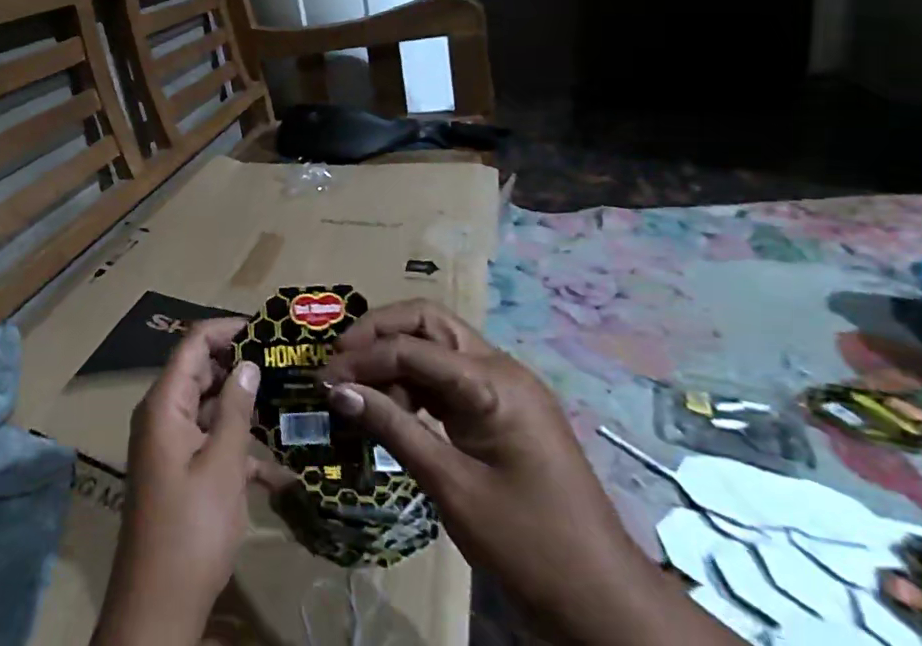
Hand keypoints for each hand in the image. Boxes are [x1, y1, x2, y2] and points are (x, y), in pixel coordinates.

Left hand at [92, 317, 290, 645]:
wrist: (159, 600)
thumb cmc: (192, 526)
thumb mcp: (221, 464)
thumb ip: (234, 409)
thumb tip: (248, 364)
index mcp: (164, 404)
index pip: (192, 344)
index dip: (226, 330)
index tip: (267, 329)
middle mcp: (162, 415)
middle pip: (199, 372)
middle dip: (239, 364)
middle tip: (286, 362)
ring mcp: (170, 443)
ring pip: (207, 407)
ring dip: (242, 406)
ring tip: (288, 400)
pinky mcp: (180, 470)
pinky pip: (209, 441)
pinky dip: (237, 445)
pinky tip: (277, 467)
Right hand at [321, 301, 741, 645]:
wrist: (600, 599)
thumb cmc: (527, 543)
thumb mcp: (451, 485)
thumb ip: (393, 428)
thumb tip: (336, 389)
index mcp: (494, 382)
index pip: (412, 348)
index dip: (361, 359)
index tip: (321, 379)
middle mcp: (500, 370)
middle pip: (428, 322)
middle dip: (378, 334)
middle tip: (340, 364)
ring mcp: (504, 389)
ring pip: (436, 345)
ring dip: (394, 357)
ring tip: (359, 392)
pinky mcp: (500, 410)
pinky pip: (447, 377)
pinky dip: (413, 382)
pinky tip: (390, 408)